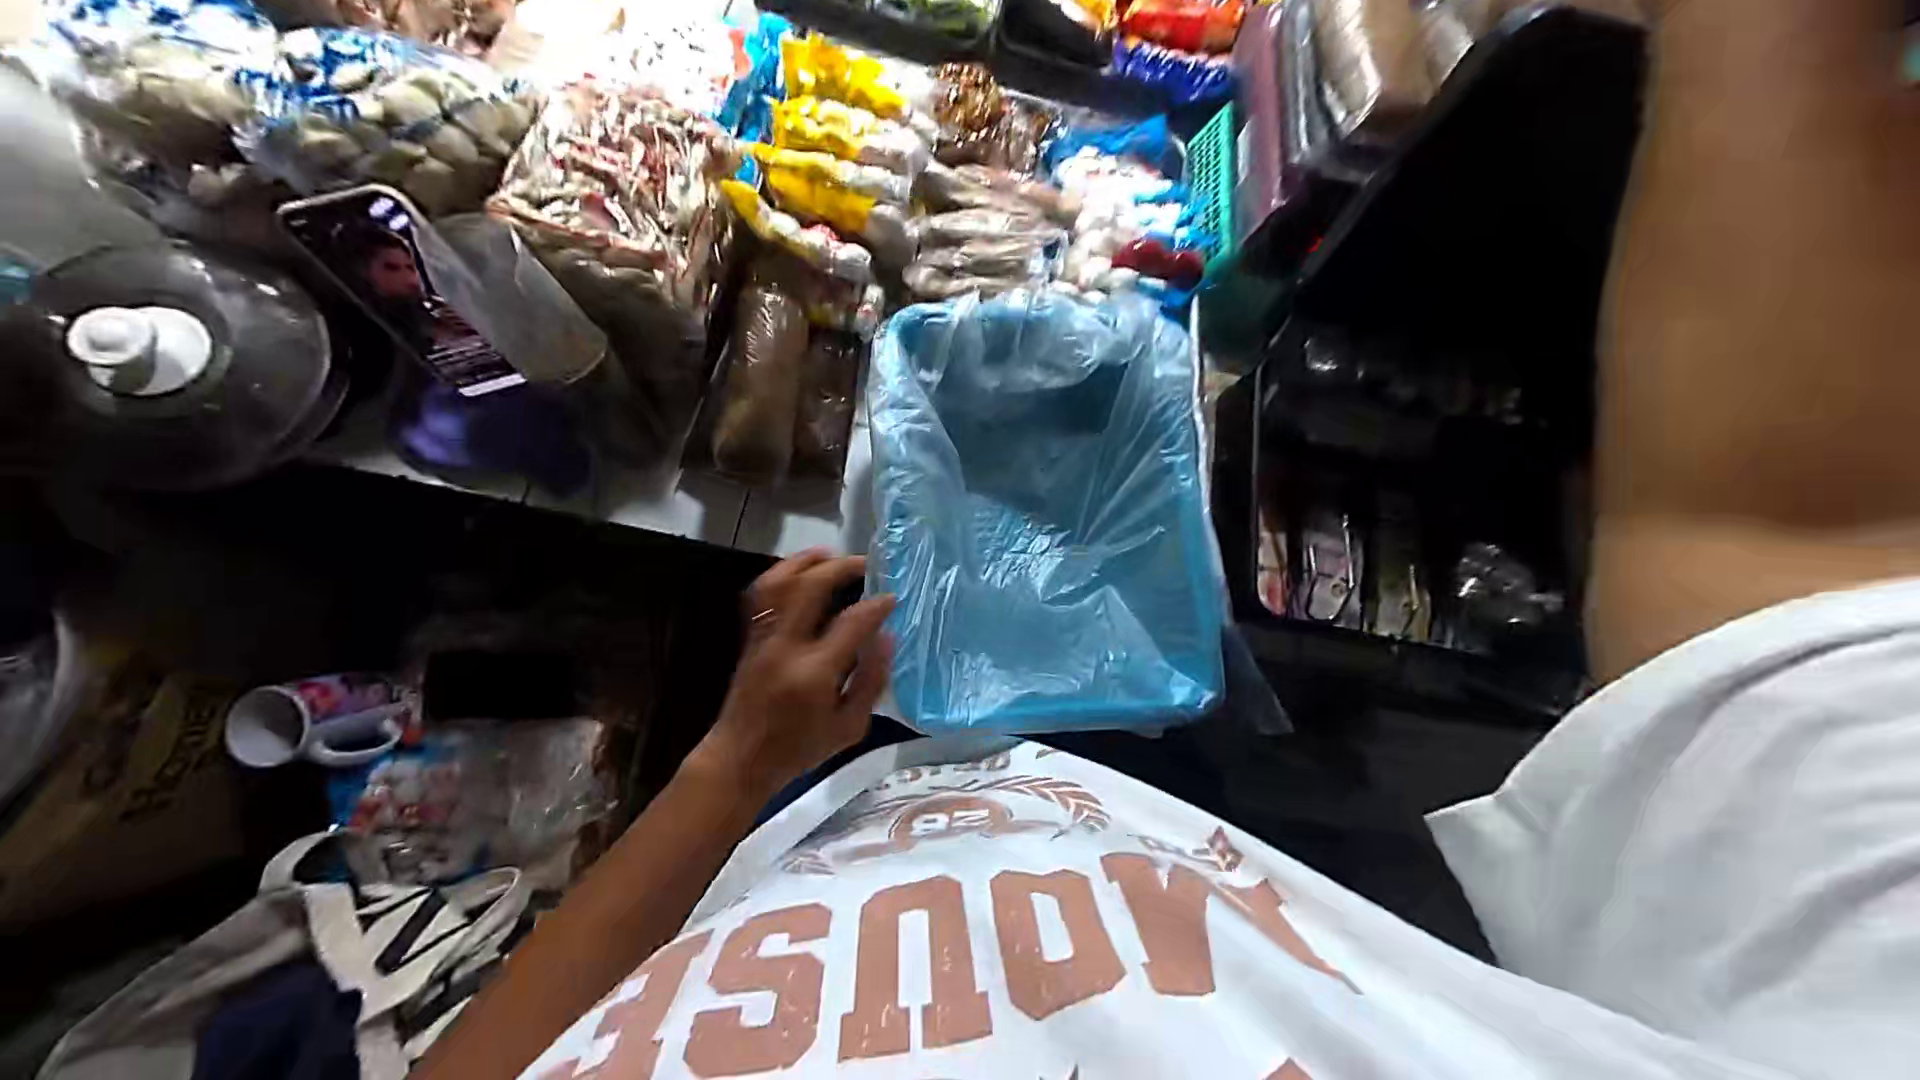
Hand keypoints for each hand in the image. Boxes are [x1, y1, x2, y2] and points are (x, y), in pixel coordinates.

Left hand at [687, 551, 895, 801]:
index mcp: (814, 673)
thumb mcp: (850, 727)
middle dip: (841, 568)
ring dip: (806, 562)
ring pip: (779, 583)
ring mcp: (763, 639)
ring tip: (832, 557)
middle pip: (810, 588)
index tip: (892, 597)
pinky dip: (782, 574)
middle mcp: (785, 647)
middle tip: (866, 565)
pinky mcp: (750, 637)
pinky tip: (801, 572)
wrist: (740, 758)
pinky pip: (762, 594)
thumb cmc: (800, 748)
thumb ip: (872, 680)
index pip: (850, 623)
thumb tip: (886, 637)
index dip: (876, 605)